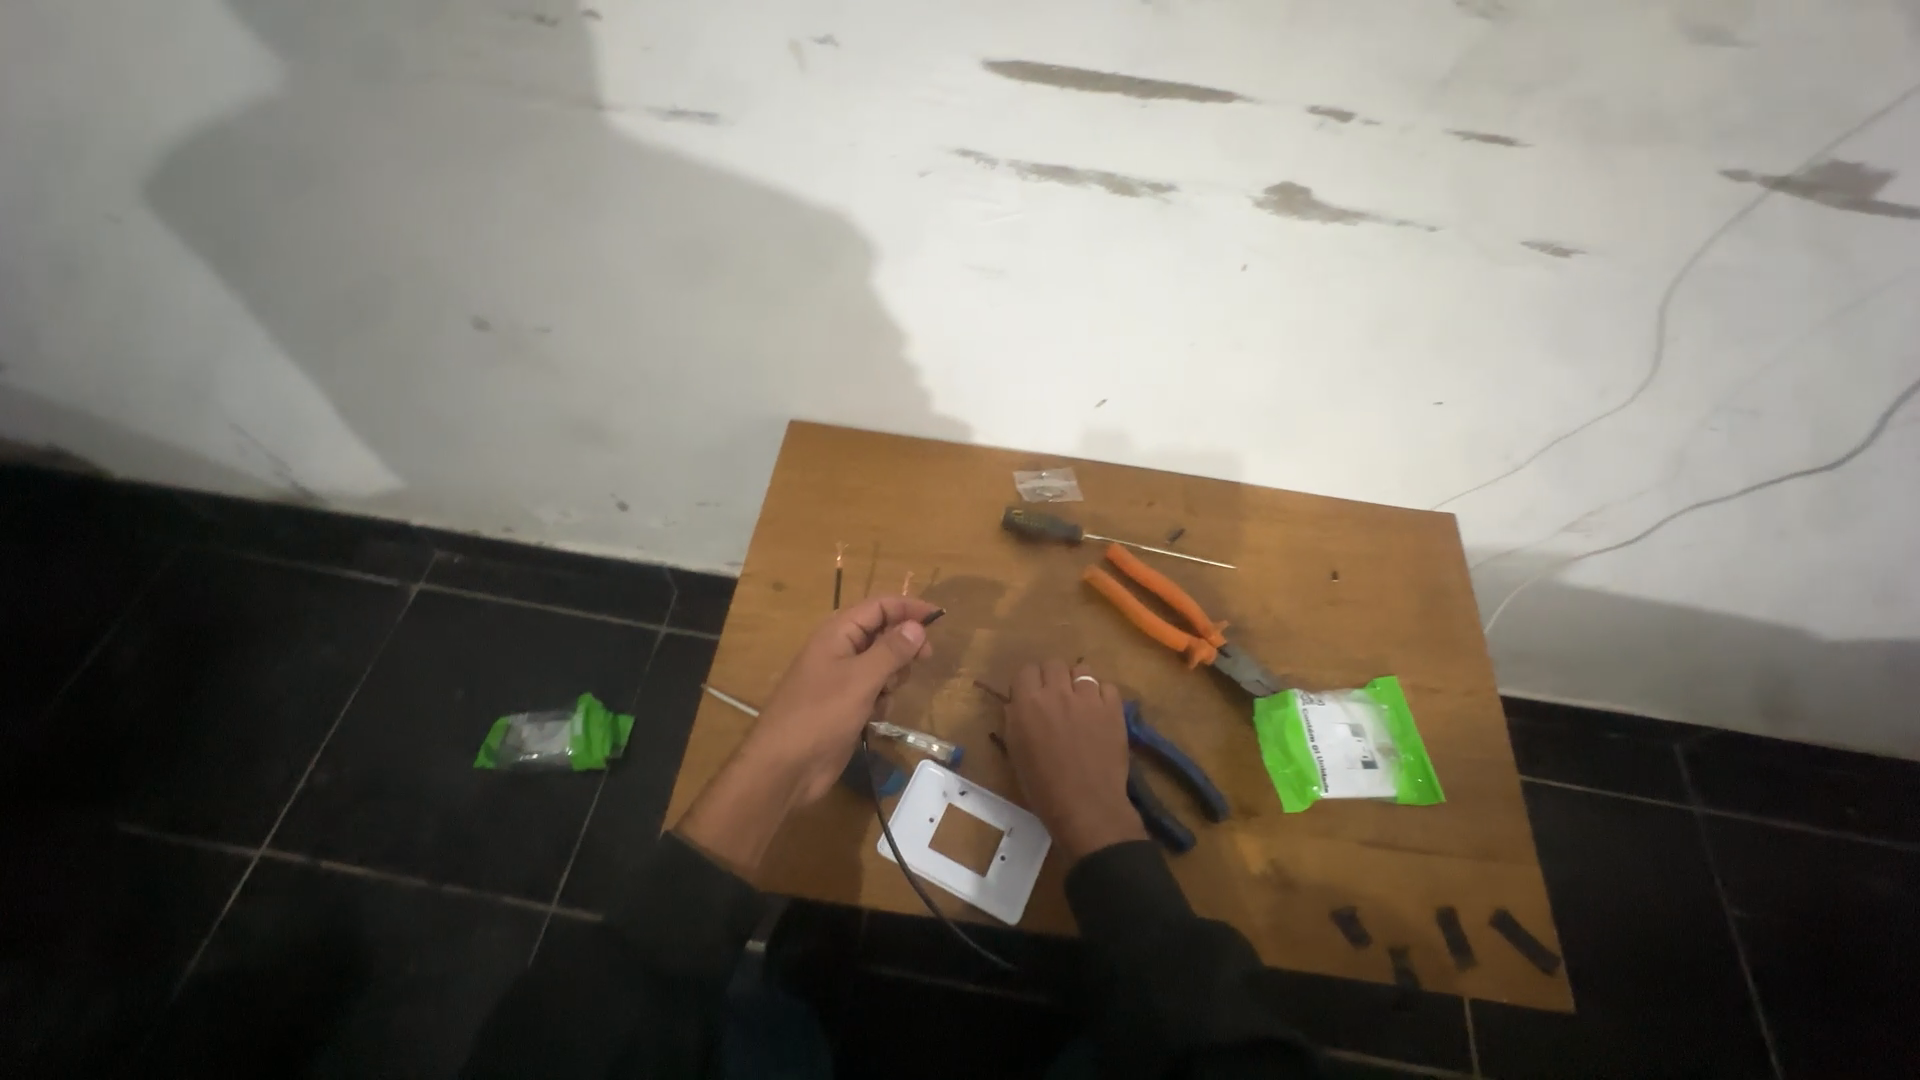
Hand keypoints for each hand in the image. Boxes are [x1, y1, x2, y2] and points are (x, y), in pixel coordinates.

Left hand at [676, 596, 935, 875]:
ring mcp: (842, 680)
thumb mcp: (861, 679)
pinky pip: (875, 692)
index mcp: (837, 633)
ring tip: (884, 696)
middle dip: (903, 647)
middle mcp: (840, 651)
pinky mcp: (846, 706)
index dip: (908, 608)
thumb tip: (917, 625)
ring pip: (883, 666)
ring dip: (892, 679)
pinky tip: (873, 717)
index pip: (879, 606)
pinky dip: (881, 701)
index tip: (938, 618)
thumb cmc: (821, 715)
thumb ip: (892, 650)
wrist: (785, 767)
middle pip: (883, 634)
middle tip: (923, 660)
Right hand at [1003, 660, 1145, 862]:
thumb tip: (1018, 703)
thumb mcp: (1015, 751)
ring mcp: (1088, 698)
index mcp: (1027, 703)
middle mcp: (1056, 692)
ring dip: (1077, 683)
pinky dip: (1102, 696)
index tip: (1031, 697)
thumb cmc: (1043, 786)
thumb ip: (1015, 719)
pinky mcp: (1113, 708)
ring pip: (1082, 669)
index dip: (1029, 683)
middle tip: (1056, 699)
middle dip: (1052, 678)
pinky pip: (1107, 686)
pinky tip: (1100, 713)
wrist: (1086, 806)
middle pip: (1053, 664)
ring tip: (1080, 703)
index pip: (1025, 671)